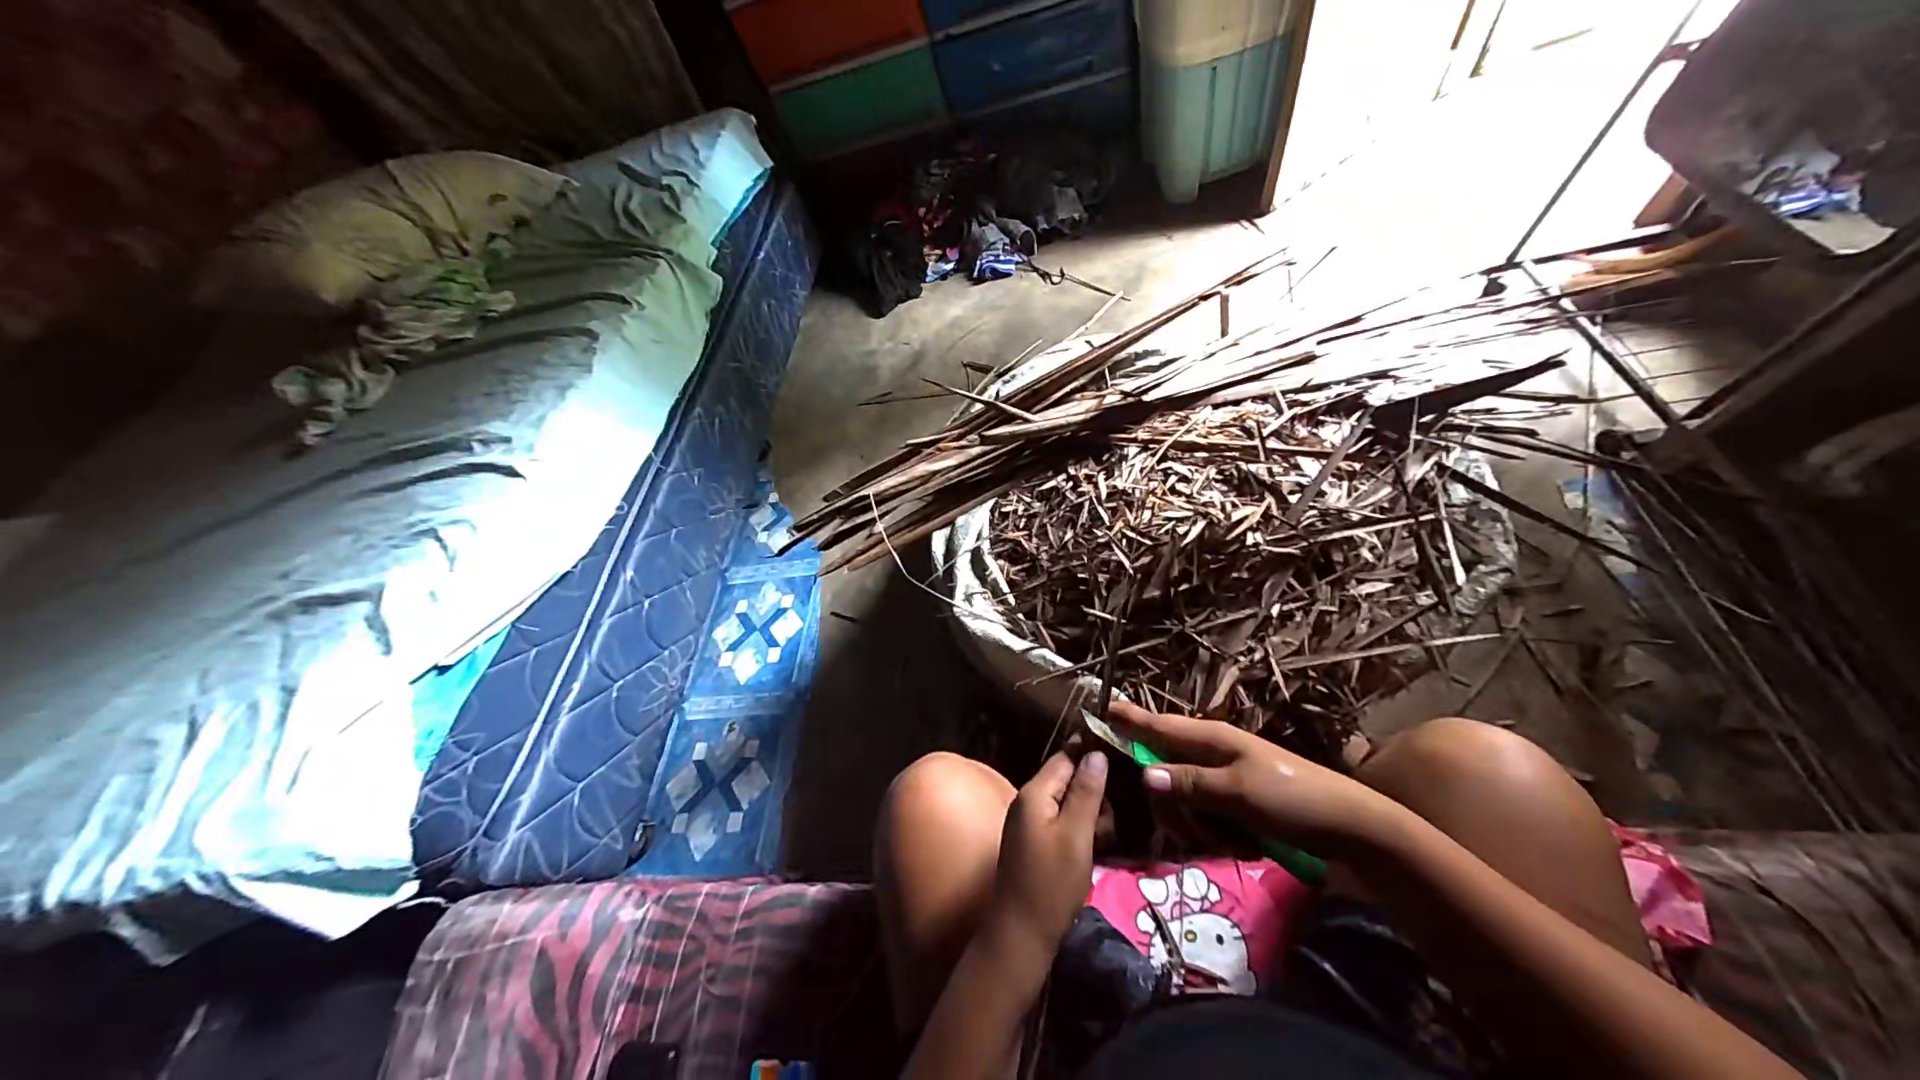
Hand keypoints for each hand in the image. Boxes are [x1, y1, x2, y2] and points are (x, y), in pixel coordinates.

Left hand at [986, 751, 1107, 954]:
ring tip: (1107, 836)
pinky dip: (1081, 829)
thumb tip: (1097, 753)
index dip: (1093, 753)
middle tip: (1114, 816)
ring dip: (1091, 813)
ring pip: (1068, 802)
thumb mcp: (1076, 834)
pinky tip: (1096, 845)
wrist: (1022, 934)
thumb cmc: (1052, 883)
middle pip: (1067, 778)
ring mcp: (1029, 822)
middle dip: (1095, 791)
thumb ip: (1086, 791)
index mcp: (1034, 792)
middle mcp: (1028, 801)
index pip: (1066, 756)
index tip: (1125, 755)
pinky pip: (1062, 821)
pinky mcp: (1035, 842)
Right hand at [1109, 700, 1403, 857]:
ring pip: (1182, 793)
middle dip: (1165, 799)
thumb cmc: (1293, 799)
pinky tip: (1224, 845)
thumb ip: (1190, 783)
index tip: (1100, 711)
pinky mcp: (1236, 799)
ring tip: (1212, 845)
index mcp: (1211, 738)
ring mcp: (1225, 775)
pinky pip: (1203, 810)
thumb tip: (1144, 775)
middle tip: (1178, 831)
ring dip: (1190, 821)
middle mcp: (1212, 751)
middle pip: (1163, 766)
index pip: (1159, 724)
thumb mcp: (1239, 792)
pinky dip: (1207, 829)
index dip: (1130, 719)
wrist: (1351, 826)